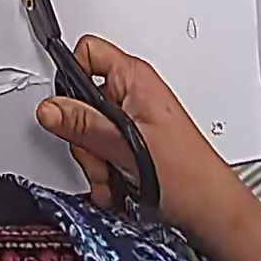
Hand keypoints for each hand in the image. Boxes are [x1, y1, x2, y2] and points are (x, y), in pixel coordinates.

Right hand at [34, 36, 260, 250]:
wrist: (210, 209)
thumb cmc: (187, 174)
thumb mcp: (125, 146)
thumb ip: (83, 125)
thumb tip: (49, 108)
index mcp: (134, 77)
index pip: (88, 51)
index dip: (71, 75)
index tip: (65, 106)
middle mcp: (133, 91)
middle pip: (81, 97)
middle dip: (83, 134)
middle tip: (98, 153)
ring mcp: (132, 115)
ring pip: (87, 126)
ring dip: (92, 157)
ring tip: (110, 174)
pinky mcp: (131, 138)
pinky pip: (99, 144)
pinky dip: (101, 166)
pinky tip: (114, 182)